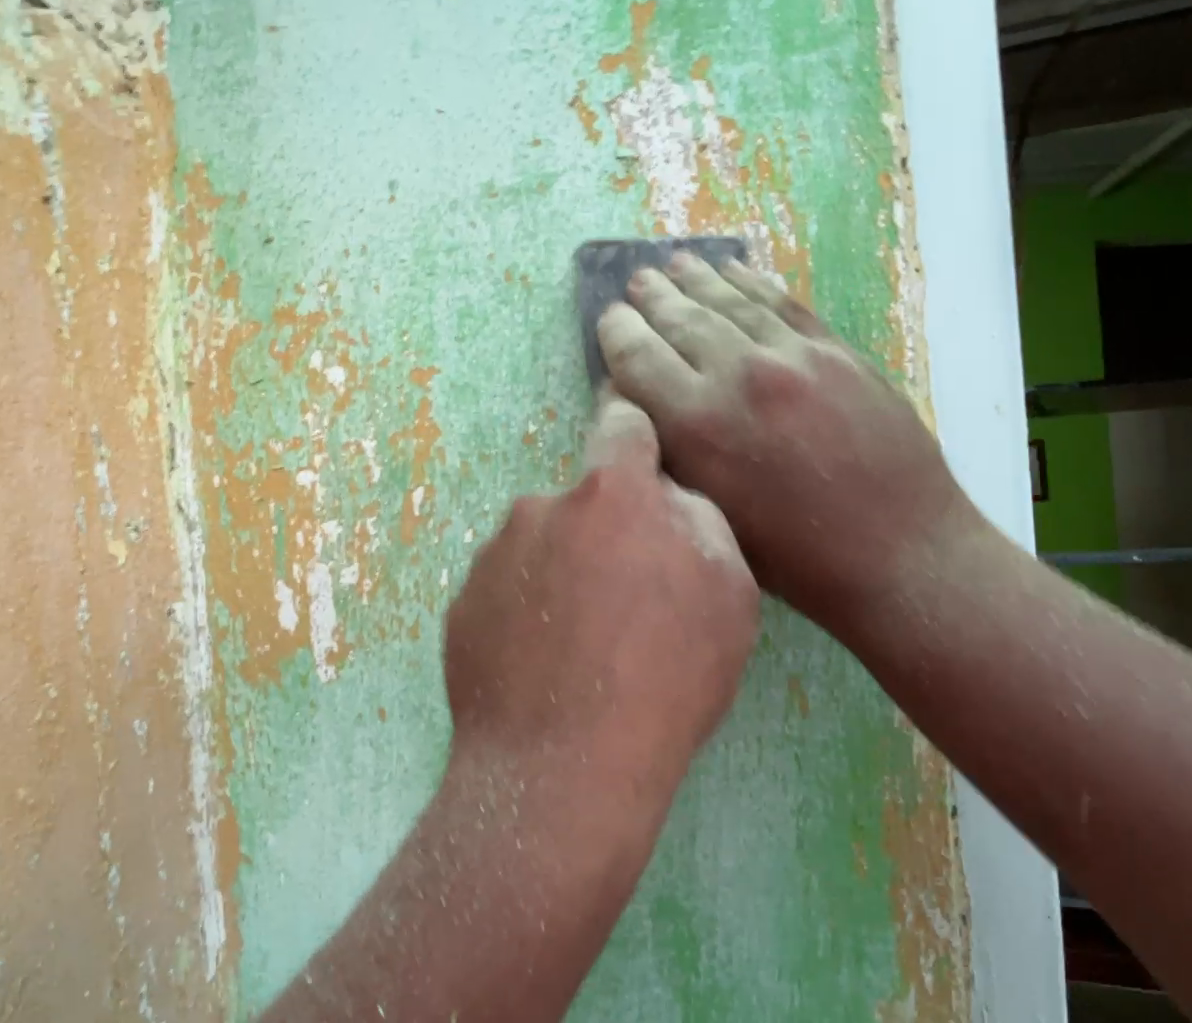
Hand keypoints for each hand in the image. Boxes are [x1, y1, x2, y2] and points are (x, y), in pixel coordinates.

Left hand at [443, 394, 759, 793]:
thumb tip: (666, 497)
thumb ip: (698, 521)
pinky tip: (544, 664)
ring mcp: (492, 556)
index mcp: (610, 493)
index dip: (636, 434)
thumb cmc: (665, 678)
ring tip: (583, 644)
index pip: (622, 425)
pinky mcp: (462, 602)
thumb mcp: (728, 593)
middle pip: (583, 499)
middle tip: (626, 597)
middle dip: (605, 528)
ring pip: (541, 545)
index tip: (639, 451)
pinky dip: (526, 610)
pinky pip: (507, 589)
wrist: (562, 765)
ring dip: (562, 571)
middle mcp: (539, 507)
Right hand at [597, 253, 975, 631]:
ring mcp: (794, 358)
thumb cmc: (788, 555)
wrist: (896, 552)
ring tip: (675, 263)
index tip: (608, 318)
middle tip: (635, 283)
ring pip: (731, 303)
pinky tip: (735, 270)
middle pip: (681, 321)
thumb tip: (636, 399)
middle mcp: (739, 377)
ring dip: (698, 280)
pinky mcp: (837, 352)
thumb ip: (665, 450)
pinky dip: (753, 283)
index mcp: (696, 425)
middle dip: (651, 299)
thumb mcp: (705, 512)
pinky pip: (783, 304)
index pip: (638, 358)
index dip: (617, 332)